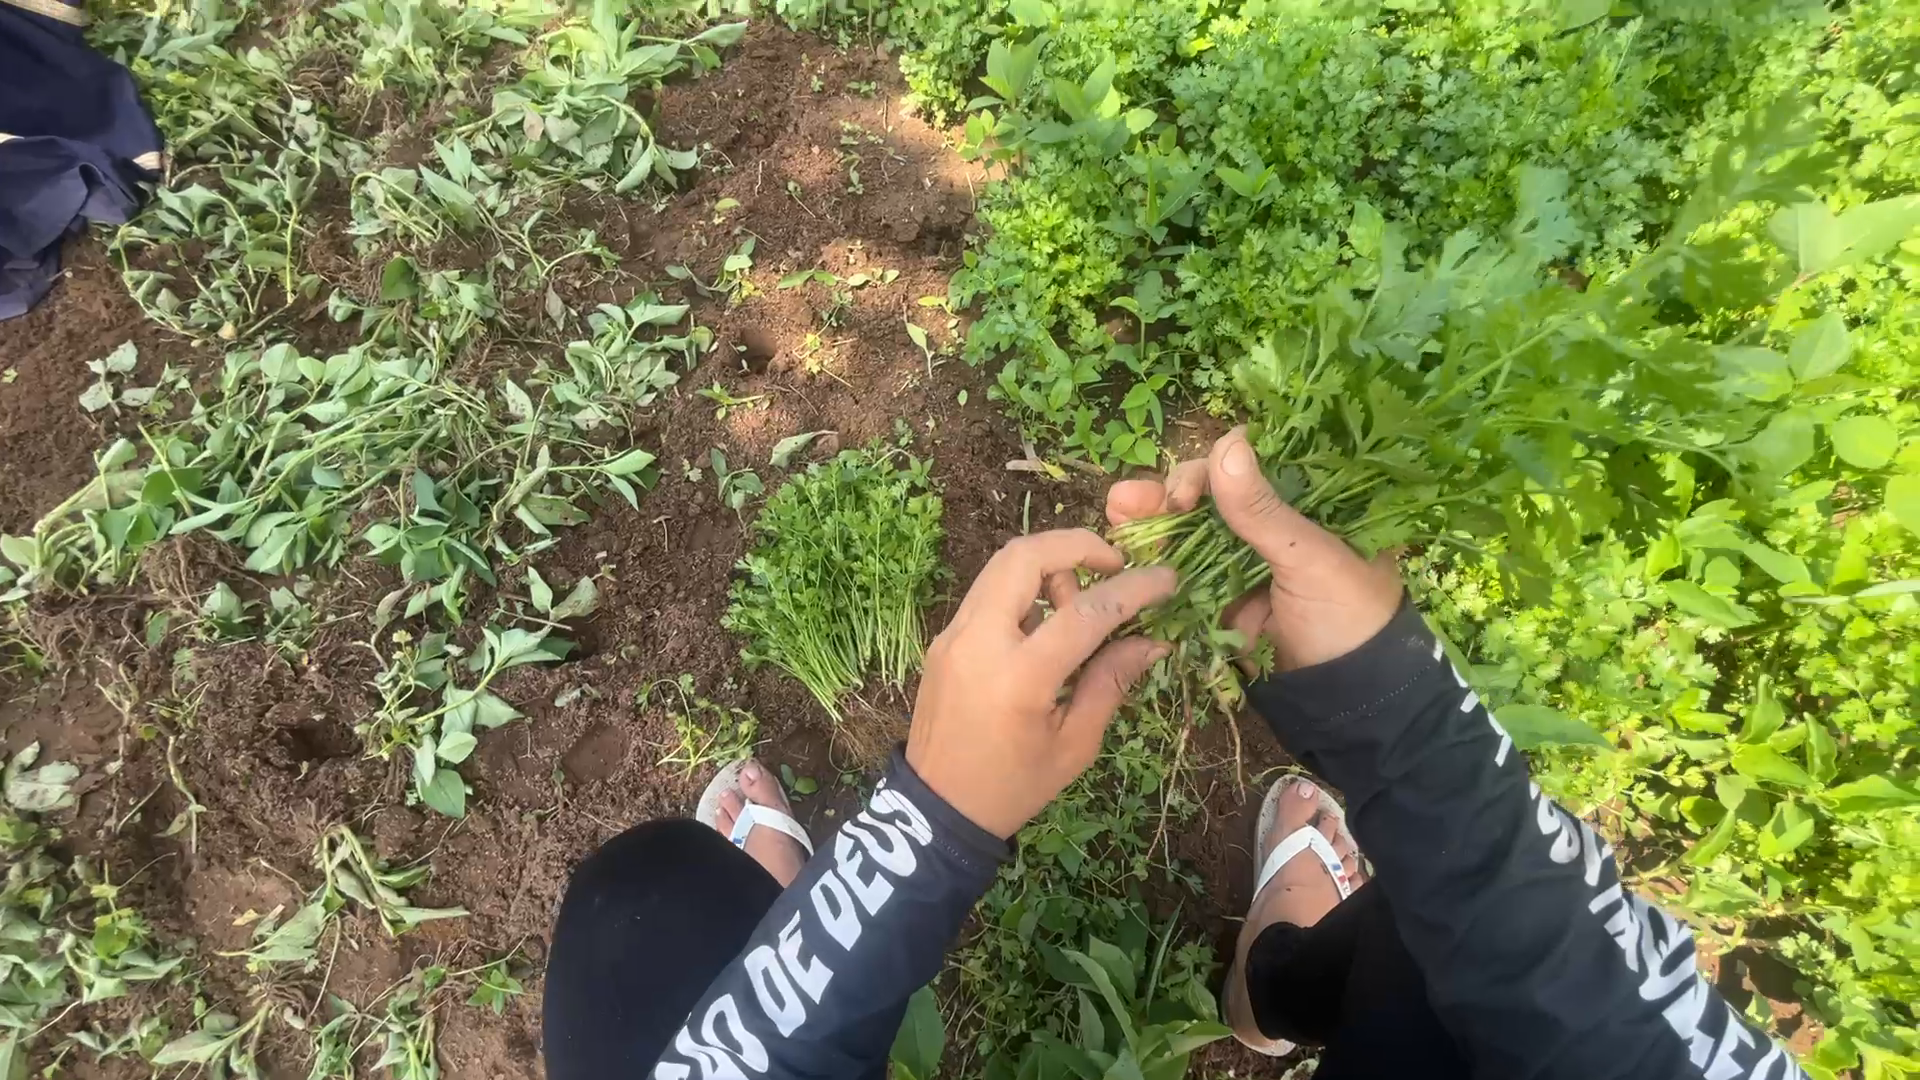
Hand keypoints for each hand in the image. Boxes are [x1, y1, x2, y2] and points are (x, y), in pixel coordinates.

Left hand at [907, 530, 1176, 839]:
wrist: (935, 808)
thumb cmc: (1012, 786)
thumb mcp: (1074, 744)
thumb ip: (1110, 683)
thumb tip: (1152, 641)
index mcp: (1018, 677)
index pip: (1085, 612)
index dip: (1133, 589)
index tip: (1167, 577)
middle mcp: (978, 640)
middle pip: (1025, 555)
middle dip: (1076, 546)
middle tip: (1113, 566)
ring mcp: (953, 634)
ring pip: (1001, 566)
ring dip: (1047, 567)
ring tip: (1077, 608)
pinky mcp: (943, 637)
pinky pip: (988, 592)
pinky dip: (1023, 590)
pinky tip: (1043, 628)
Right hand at [1106, 427, 1402, 671]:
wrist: (1344, 700)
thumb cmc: (1347, 619)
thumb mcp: (1309, 558)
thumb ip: (1262, 509)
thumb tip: (1227, 441)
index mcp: (1305, 503)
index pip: (1249, 466)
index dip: (1210, 469)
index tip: (1185, 494)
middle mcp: (1268, 524)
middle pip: (1208, 494)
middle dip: (1166, 492)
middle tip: (1128, 501)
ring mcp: (1239, 560)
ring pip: (1187, 529)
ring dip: (1148, 518)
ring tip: (1115, 513)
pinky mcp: (1217, 593)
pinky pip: (1179, 568)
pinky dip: (1151, 557)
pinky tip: (1120, 542)